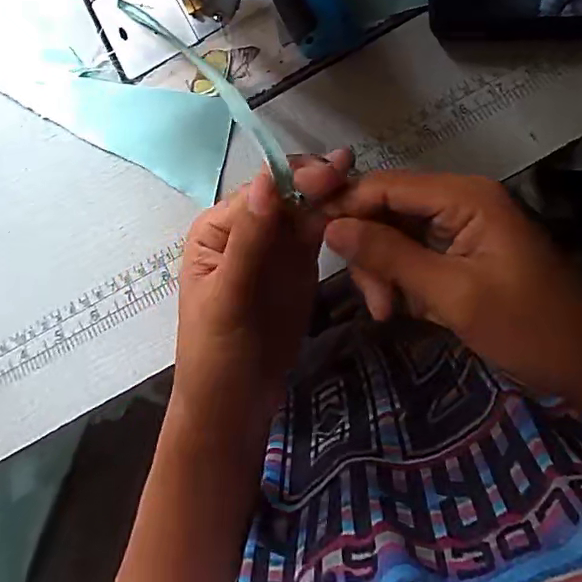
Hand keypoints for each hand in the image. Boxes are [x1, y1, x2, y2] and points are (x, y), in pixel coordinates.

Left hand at [174, 150, 352, 424]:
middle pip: (288, 193)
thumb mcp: (228, 297)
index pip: (262, 189)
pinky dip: (341, 220)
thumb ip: (249, 240)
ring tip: (366, 184)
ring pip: (309, 209)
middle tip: (354, 171)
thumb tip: (265, 181)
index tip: (333, 172)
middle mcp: (249, 225)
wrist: (234, 409)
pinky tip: (362, 209)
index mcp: (220, 226)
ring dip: (334, 195)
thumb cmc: (215, 355)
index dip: (296, 177)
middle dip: (319, 181)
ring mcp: (277, 244)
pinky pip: (322, 232)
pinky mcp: (301, 262)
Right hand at [322, 171, 581, 402]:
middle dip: (372, 251)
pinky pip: (418, 252)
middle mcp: (461, 198)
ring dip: (387, 270)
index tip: (316, 242)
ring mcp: (464, 223)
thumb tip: (331, 226)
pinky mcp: (466, 249)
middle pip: (389, 208)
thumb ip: (390, 255)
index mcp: (464, 194)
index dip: (347, 207)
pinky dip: (406, 279)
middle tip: (377, 304)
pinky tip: (410, 310)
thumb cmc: (530, 329)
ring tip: (392, 313)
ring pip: (398, 232)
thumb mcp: (453, 295)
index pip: (386, 184)